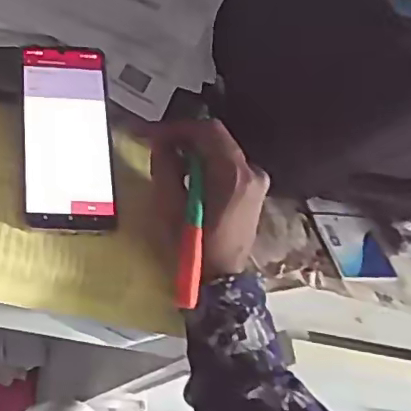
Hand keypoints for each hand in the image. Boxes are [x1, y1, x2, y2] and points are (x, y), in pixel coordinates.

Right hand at [151, 119, 269, 278]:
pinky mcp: (253, 193)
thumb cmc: (193, 247)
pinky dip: (207, 165)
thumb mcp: (170, 206)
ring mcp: (256, 183)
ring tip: (169, 162)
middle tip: (158, 145)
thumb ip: (165, 167)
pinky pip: (228, 167)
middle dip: (185, 138)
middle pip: (217, 138)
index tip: (154, 135)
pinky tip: (188, 177)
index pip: (208, 130)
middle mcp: (252, 172)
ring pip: (222, 151)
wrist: (221, 282)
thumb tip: (160, 143)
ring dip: (195, 151)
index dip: (177, 127)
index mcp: (233, 174)